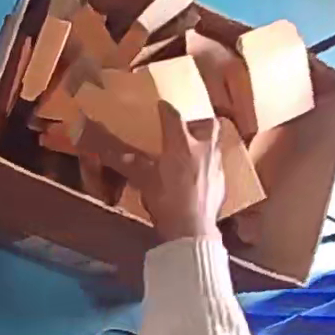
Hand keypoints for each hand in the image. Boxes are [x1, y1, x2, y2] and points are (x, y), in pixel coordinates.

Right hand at [135, 102, 223, 242]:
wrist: (192, 228)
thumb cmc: (166, 202)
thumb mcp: (144, 182)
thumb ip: (131, 165)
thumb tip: (111, 153)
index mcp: (181, 146)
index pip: (173, 119)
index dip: (166, 110)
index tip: (161, 105)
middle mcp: (203, 149)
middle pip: (208, 124)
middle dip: (197, 121)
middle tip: (186, 128)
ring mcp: (216, 164)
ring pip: (215, 142)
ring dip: (205, 141)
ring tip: (192, 149)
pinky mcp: (223, 180)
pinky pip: (215, 162)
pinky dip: (206, 162)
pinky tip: (197, 174)